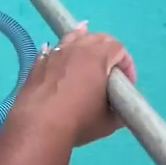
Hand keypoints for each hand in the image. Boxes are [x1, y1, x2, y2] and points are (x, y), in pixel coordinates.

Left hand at [2, 23, 135, 147]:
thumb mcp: (108, 122)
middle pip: (98, 37)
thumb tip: (119, 109)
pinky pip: (53, 49)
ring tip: (87, 51)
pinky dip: (62, 51)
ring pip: (74, 37)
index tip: (126, 82)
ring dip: (85, 42)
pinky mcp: (38, 63)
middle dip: (109, 49)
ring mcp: (55, 53)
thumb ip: (118, 111)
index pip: (119, 48)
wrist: (38, 127)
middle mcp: (77, 49)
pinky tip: (61, 58)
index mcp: (98, 57)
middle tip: (111, 68)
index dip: (127, 63)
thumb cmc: (78, 122)